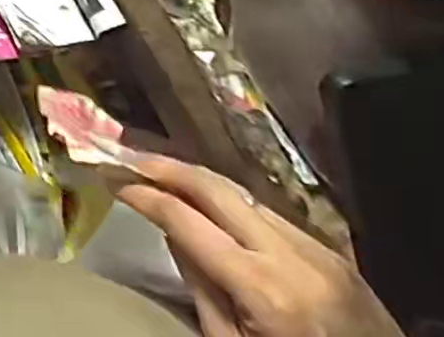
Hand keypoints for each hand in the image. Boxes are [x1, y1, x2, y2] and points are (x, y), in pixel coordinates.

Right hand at [114, 153, 403, 336]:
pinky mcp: (335, 255)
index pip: (182, 217)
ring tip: (155, 169)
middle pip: (211, 187)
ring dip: (193, 178)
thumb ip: (199, 285)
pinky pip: (267, 214)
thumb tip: (171, 231)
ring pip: (240, 193)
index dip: (140, 193)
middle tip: (123, 156)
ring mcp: (319, 251)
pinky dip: (228, 201)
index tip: (109, 179)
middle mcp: (291, 256)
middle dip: (161, 166)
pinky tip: (205, 202)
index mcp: (262, 288)